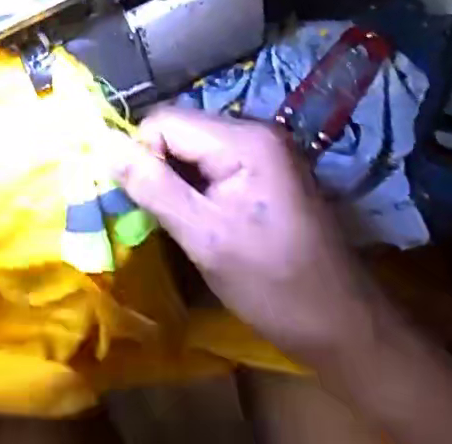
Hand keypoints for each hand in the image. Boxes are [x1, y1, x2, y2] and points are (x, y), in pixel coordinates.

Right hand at [111, 109, 381, 365]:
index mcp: (245, 140)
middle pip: (177, 128)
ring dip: (176, 177)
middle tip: (167, 215)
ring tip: (186, 220)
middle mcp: (255, 129)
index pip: (164, 121)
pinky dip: (196, 183)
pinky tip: (205, 217)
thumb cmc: (275, 286)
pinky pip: (210, 159)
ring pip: (190, 144)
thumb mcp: (204, 239)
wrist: (347, 330)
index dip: (144, 157)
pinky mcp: (266, 166)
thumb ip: (152, 186)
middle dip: (160, 167)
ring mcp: (264, 147)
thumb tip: (104, 144)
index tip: (150, 204)